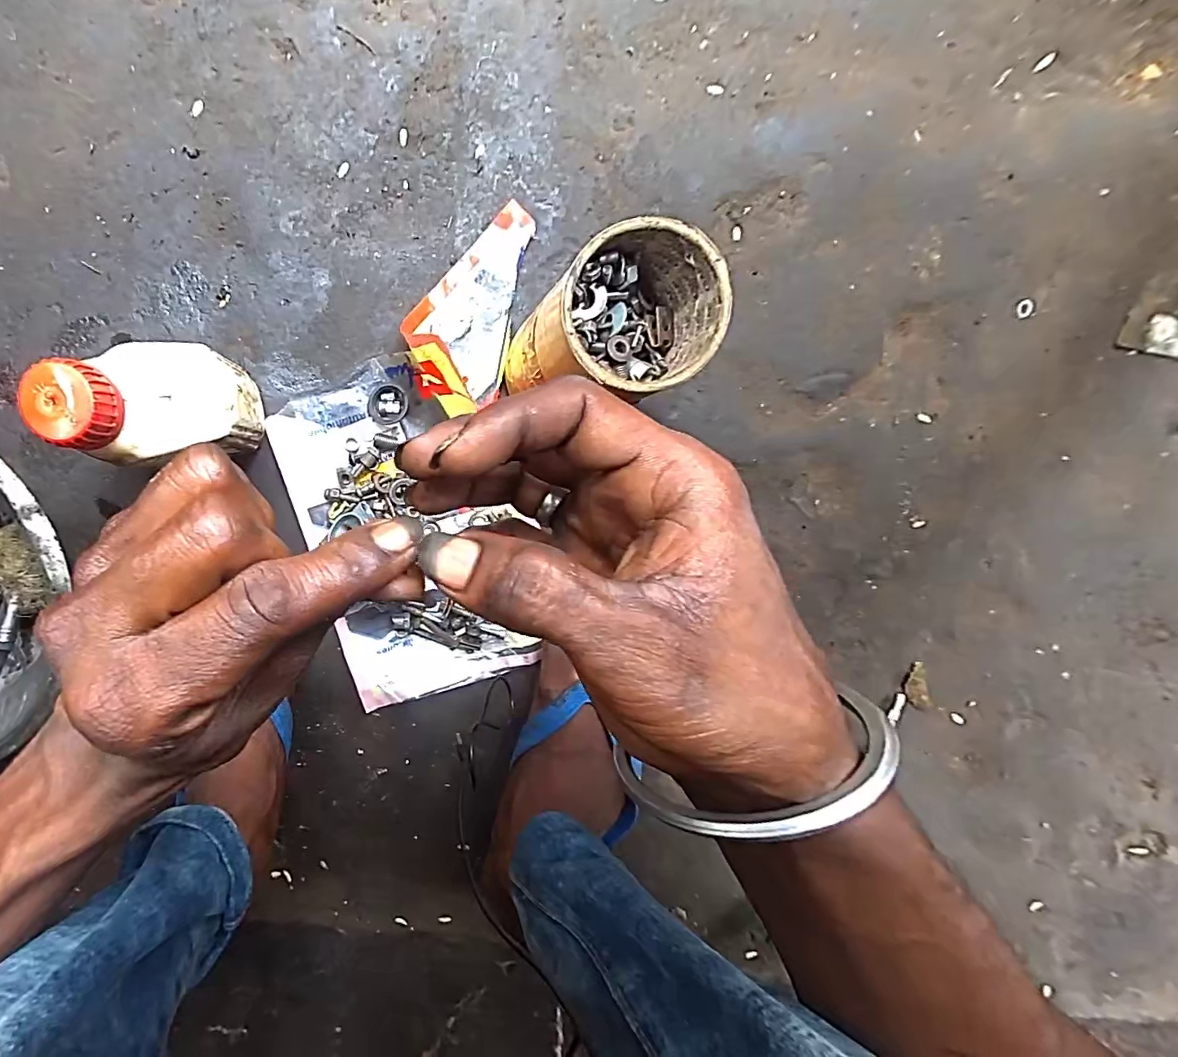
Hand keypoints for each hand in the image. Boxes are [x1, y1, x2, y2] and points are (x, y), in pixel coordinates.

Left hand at [34, 444, 421, 780]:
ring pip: (202, 486)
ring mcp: (93, 573)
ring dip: (247, 519)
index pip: (258, 605)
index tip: (389, 546)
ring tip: (238, 564)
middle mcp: (103, 623)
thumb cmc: (184, 733)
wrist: (102, 734)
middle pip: (222, 526)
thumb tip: (386, 565)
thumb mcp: (262, 699)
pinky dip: (219, 500)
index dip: (334, 569)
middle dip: (274, 547)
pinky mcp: (99, 539)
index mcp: (151, 691)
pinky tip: (212, 547)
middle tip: (273, 581)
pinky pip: (178, 478)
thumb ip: (317, 624)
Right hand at [399, 378, 856, 809]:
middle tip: (416, 473)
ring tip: (423, 503)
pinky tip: (453, 546)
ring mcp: (609, 528)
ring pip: (530, 484)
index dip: (503, 425)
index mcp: (672, 480)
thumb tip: (443, 556)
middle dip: (476, 454)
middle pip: (544, 443)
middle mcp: (637, 492)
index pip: (576, 414)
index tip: (447, 457)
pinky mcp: (588, 566)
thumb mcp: (628, 638)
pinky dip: (485, 537)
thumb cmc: (731, 693)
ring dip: (475, 489)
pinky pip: (526, 534)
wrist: (761, 763)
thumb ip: (531, 592)